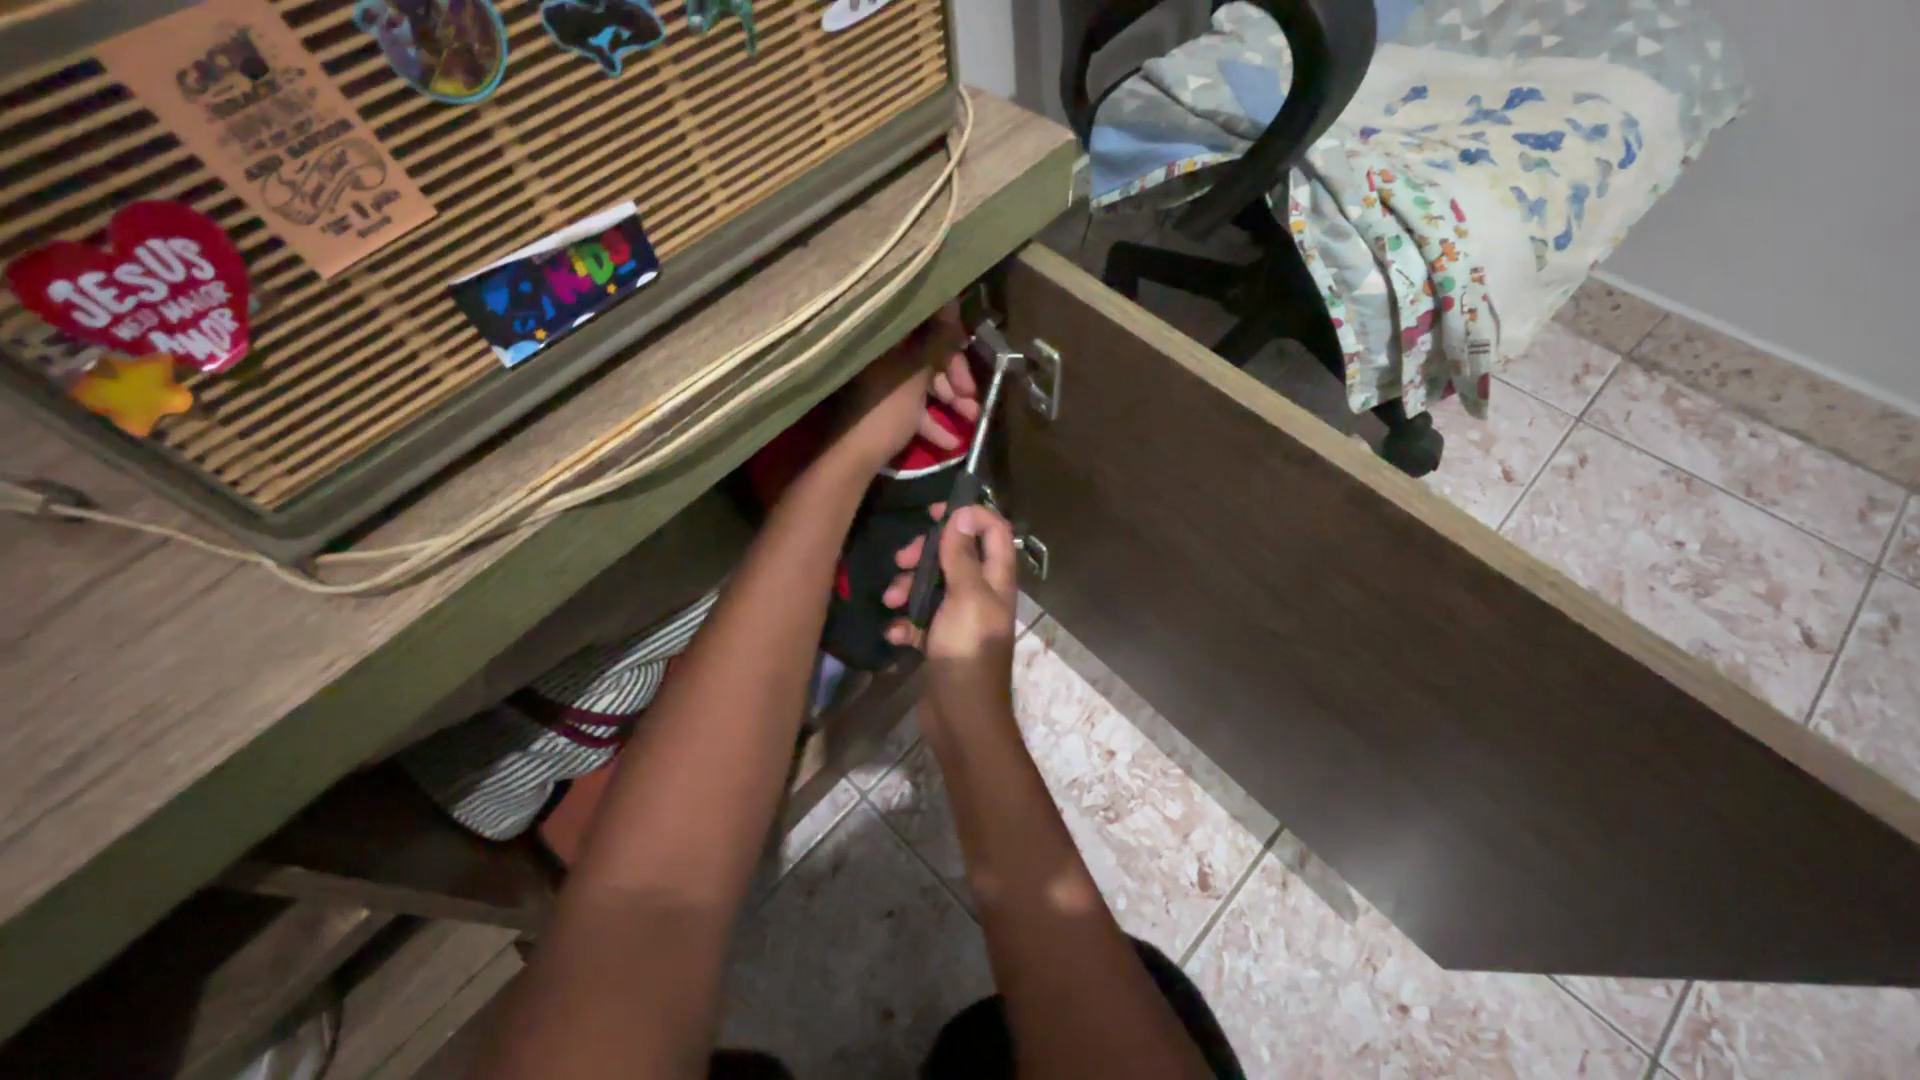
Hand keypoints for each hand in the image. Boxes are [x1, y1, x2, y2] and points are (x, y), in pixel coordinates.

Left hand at [831, 304, 977, 471]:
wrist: (853, 457)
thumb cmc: (886, 409)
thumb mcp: (917, 374)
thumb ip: (937, 341)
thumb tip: (952, 308)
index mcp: (886, 341)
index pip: (921, 320)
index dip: (948, 328)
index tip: (968, 344)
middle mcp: (882, 356)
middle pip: (927, 355)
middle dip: (954, 377)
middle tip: (973, 396)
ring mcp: (882, 383)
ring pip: (922, 383)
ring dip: (950, 401)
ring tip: (972, 420)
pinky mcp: (883, 409)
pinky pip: (911, 407)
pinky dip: (930, 421)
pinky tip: (949, 442)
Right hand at [883, 505, 1018, 725]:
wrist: (962, 718)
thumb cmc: (968, 653)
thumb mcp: (965, 597)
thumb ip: (962, 556)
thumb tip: (963, 514)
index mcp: (997, 580)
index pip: (994, 531)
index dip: (969, 515)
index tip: (936, 511)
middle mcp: (982, 595)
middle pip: (956, 555)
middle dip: (926, 554)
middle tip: (903, 559)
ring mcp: (961, 620)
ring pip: (933, 587)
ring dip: (909, 589)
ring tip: (891, 602)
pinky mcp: (941, 642)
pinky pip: (921, 620)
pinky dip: (907, 623)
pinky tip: (897, 635)